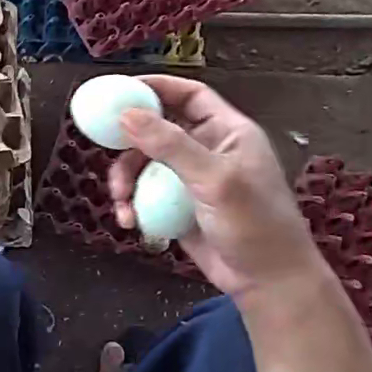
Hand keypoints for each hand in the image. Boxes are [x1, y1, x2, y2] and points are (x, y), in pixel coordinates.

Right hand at [106, 76, 320, 297]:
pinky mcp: (175, 208)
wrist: (266, 283)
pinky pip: (143, 195)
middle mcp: (207, 151)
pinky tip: (129, 221)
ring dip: (126, 181)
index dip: (156, 88)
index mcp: (227, 132)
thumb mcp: (214, 179)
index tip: (119, 90)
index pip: (189, 95)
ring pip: (143, 166)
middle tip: (105, 147)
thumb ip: (170, 145)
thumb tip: (126, 115)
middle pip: (156, 130)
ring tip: (122, 201)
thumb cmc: (256, 225)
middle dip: (129, 143)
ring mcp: (190, 181)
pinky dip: (131, 205)